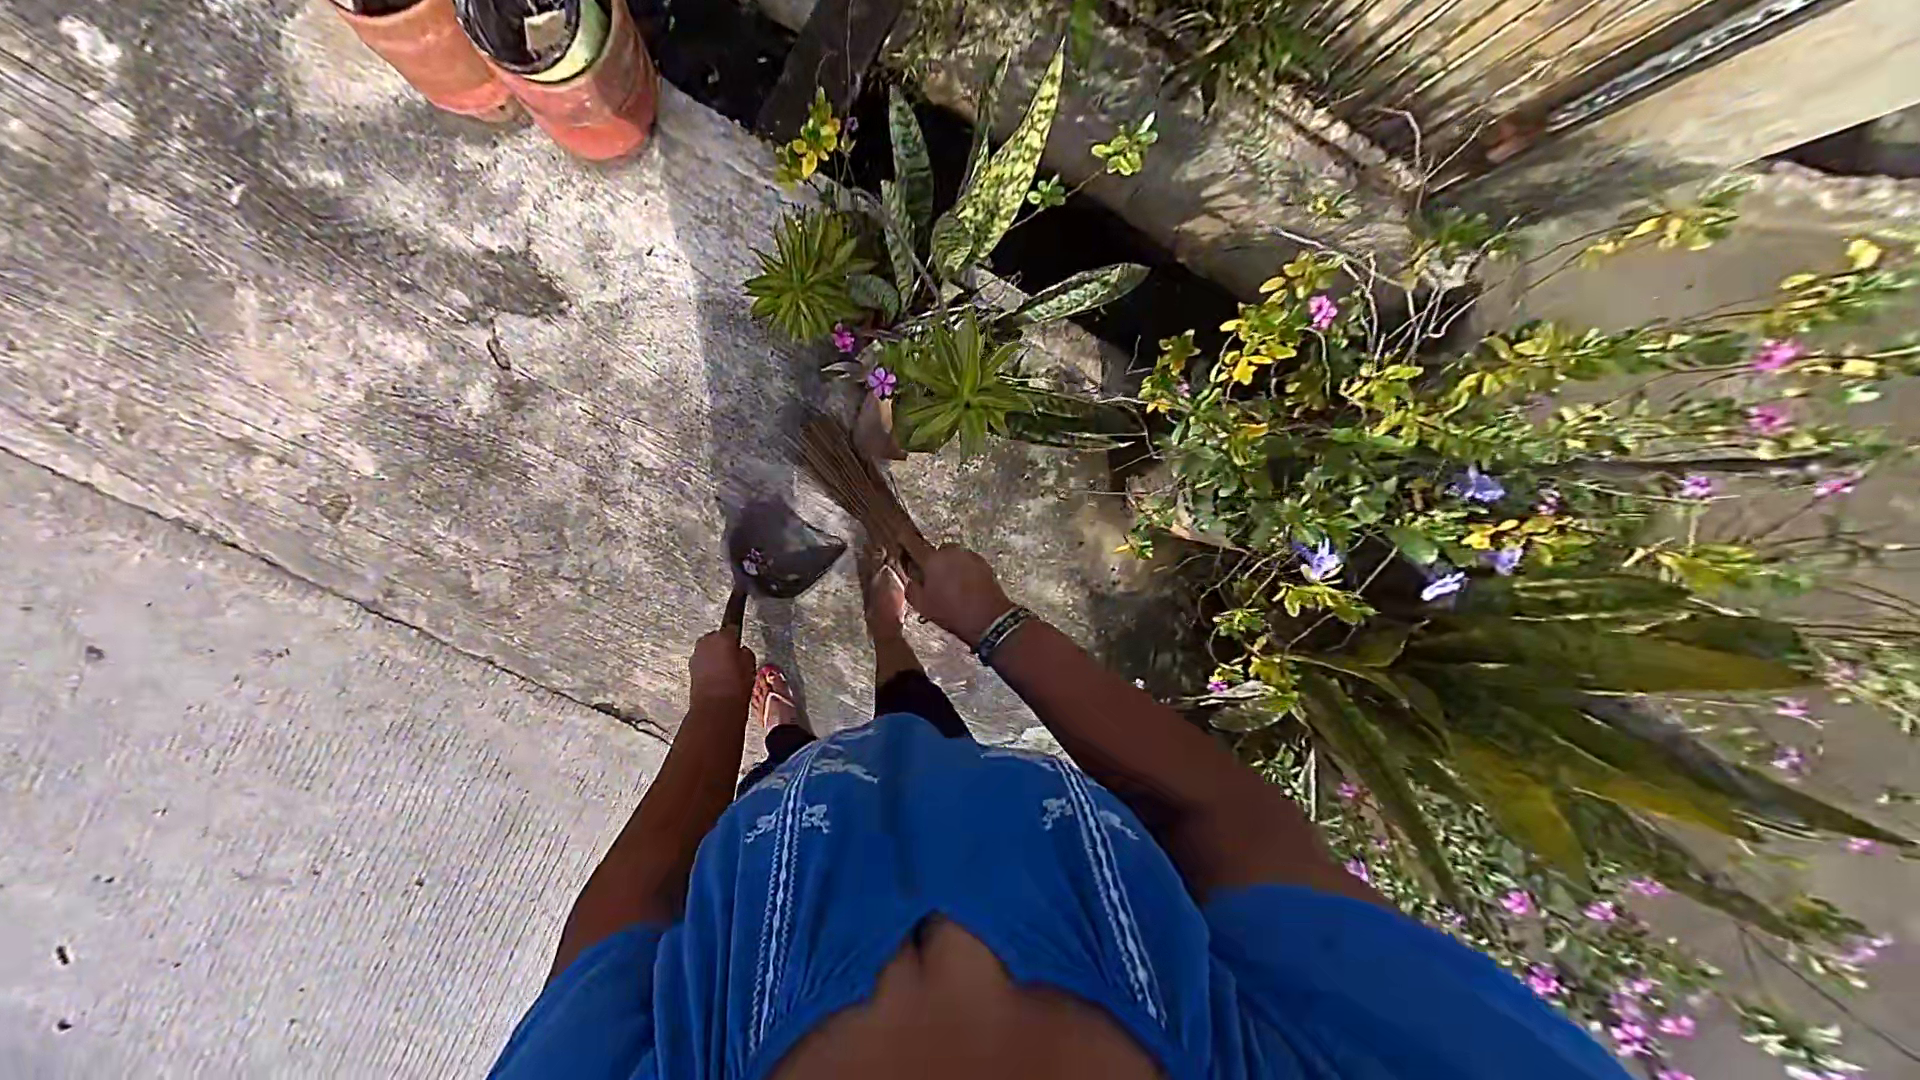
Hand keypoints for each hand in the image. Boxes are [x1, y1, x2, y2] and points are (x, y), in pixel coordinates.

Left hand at [689, 631, 754, 707]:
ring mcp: (696, 655)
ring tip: (726, 668)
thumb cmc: (736, 685)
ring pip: (708, 649)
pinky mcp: (691, 668)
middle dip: (723, 644)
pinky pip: (702, 661)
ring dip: (714, 654)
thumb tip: (739, 651)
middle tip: (734, 656)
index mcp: (723, 636)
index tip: (740, 641)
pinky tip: (718, 675)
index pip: (731, 627)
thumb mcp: (750, 664)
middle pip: (716, 637)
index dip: (736, 635)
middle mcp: (706, 642)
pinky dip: (708, 665)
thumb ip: (744, 652)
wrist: (716, 706)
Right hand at [905, 544, 1014, 647]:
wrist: (988, 618)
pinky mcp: (983, 562)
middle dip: (933, 563)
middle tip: (933, 582)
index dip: (904, 541)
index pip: (912, 542)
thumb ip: (911, 586)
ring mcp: (969, 555)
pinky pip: (966, 562)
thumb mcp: (921, 604)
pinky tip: (964, 587)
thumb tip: (912, 578)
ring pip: (952, 556)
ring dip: (949, 566)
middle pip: (935, 551)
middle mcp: (951, 552)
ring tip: (951, 587)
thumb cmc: (953, 613)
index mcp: (932, 560)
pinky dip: (963, 570)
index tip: (901, 540)